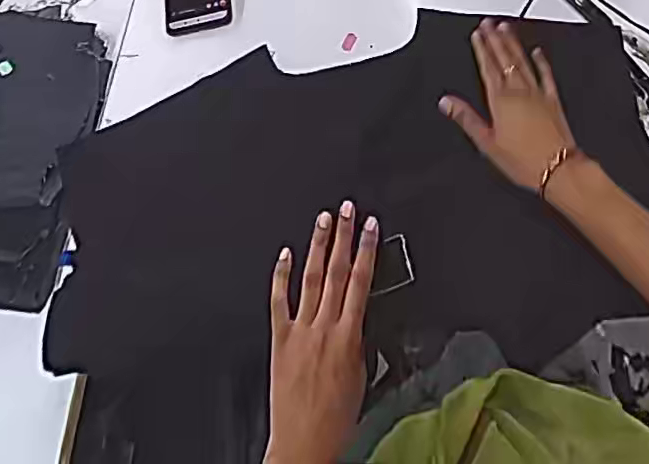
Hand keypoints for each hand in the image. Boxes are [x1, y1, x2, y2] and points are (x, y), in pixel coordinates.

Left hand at [266, 200, 377, 463]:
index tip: (370, 226)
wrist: (302, 447)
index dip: (366, 250)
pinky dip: (281, 275)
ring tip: (323, 220)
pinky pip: (278, 300)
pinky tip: (285, 253)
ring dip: (317, 245)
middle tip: (347, 209)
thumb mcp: (361, 378)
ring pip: (310, 278)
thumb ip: (358, 341)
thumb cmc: (335, 421)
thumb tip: (358, 316)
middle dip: (343, 236)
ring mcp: (299, 330)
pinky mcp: (279, 339)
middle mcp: (323, 328)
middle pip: (336, 271)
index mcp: (348, 338)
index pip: (360, 282)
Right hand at [440, 19, 579, 192]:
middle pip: (504, 59)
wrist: (559, 169)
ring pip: (522, 62)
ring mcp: (538, 94)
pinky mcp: (553, 100)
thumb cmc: (523, 160)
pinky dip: (541, 62)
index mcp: (501, 100)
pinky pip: (546, 75)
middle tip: (489, 23)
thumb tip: (447, 102)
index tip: (477, 34)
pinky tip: (537, 52)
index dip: (481, 49)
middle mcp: (519, 92)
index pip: (488, 67)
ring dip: (513, 44)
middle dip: (495, 39)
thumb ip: (466, 118)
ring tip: (506, 29)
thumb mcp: (486, 142)